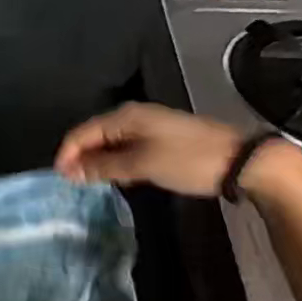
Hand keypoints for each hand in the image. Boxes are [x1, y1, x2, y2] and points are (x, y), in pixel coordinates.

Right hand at [54, 103, 252, 197]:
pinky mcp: (160, 140)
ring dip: (98, 162)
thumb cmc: (188, 160)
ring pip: (110, 143)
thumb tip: (71, 171)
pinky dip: (116, 162)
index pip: (82, 132)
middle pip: (94, 135)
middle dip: (80, 158)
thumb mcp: (142, 165)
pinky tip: (118, 178)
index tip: (59, 179)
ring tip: (90, 184)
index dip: (67, 154)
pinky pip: (126, 148)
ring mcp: (148, 127)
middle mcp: (133, 116)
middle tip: (72, 184)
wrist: (241, 162)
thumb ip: (104, 167)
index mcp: (126, 116)